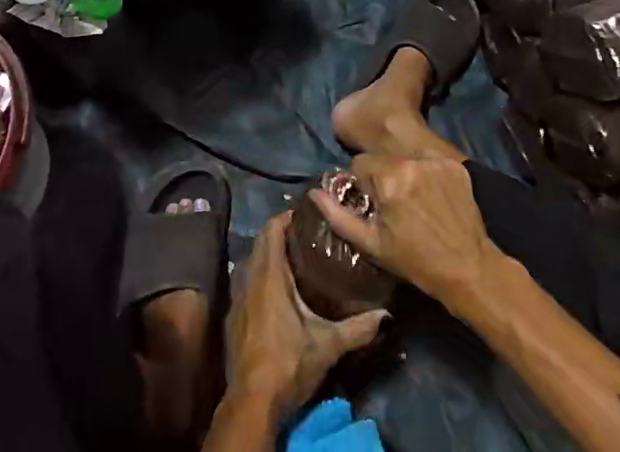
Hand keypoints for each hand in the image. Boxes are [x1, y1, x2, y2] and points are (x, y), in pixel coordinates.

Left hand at [225, 211, 386, 424]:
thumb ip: (358, 327)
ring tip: (298, 261)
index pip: (271, 230)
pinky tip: (280, 295)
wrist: (251, 404)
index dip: (287, 217)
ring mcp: (237, 301)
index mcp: (269, 276)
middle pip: (261, 244)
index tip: (308, 215)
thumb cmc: (288, 362)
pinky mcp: (233, 321)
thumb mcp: (328, 344)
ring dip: (270, 258)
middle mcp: (248, 281)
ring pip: (252, 265)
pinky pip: (247, 286)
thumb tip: (387, 315)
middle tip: (309, 236)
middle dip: (281, 235)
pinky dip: (261, 280)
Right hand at [310, 154, 501, 309]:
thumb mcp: (371, 244)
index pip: (361, 162)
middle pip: (386, 160)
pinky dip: (430, 175)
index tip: (372, 203)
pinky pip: (432, 162)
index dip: (362, 183)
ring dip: (407, 175)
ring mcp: (438, 162)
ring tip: (417, 202)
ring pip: (409, 159)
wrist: (467, 267)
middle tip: (394, 206)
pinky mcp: (457, 166)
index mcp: (389, 178)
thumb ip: (338, 216)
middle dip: (384, 178)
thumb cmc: (415, 260)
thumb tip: (315, 193)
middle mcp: (413, 162)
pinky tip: (435, 198)